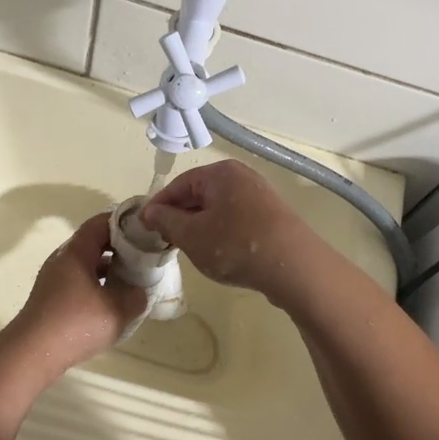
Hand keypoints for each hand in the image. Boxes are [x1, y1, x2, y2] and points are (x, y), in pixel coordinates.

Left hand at [0, 212, 145, 371]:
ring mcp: (54, 279)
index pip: (101, 222)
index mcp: (76, 252)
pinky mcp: (52, 298)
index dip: (125, 222)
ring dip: (110, 269)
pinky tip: (112, 303)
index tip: (146, 232)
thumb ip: (138, 295)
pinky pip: (81, 281)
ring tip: (133, 281)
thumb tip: (140, 291)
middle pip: (95, 242)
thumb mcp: (119, 309)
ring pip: (87, 264)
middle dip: (121, 248)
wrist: (33, 354)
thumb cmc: (76, 324)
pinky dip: (99, 285)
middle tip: (145, 258)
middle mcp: (62, 259)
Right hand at [139, 161, 315, 298]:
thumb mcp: (192, 235)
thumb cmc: (236, 245)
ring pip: (218, 209)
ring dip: (201, 227)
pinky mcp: (271, 217)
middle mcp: (241, 177)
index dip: (158, 206)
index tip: (145, 228)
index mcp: (220, 173)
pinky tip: (220, 254)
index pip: (178, 184)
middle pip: (199, 195)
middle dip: (180, 217)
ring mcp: (260, 196)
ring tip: (192, 250)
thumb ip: (166, 221)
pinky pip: (236, 220)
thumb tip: (151, 212)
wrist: (294, 266)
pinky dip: (222, 233)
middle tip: (167, 242)